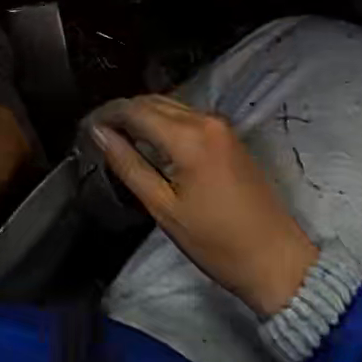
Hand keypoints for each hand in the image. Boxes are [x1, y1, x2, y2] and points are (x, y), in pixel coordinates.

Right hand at [90, 95, 317, 316]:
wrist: (276, 260)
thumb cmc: (216, 243)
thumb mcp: (164, 208)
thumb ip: (129, 165)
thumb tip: (99, 134)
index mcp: (188, 137)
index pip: (136, 110)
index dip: (107, 114)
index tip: (85, 127)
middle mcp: (205, 119)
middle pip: (153, 101)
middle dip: (123, 112)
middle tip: (98, 132)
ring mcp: (220, 124)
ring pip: (170, 104)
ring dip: (142, 114)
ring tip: (118, 136)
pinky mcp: (228, 134)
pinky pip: (186, 114)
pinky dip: (163, 120)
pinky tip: (150, 139)